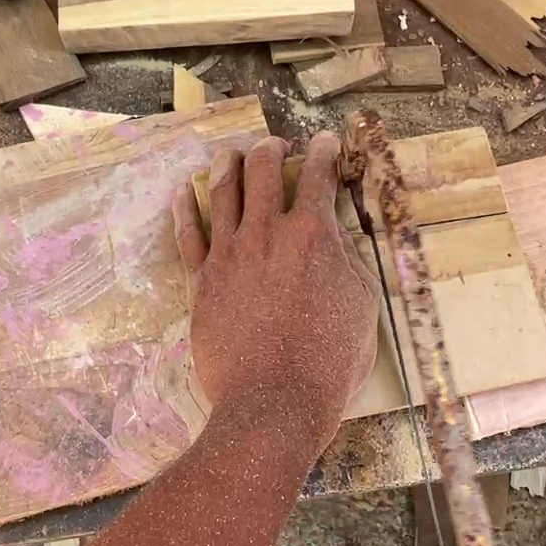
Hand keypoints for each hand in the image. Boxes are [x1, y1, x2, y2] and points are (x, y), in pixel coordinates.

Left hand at [172, 133, 379, 438]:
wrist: (273, 403)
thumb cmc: (328, 362)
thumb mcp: (362, 307)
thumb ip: (348, 263)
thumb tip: (337, 239)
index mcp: (313, 234)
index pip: (319, 176)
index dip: (324, 153)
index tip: (325, 143)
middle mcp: (267, 232)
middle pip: (263, 170)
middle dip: (270, 149)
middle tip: (273, 146)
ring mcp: (229, 254)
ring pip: (222, 192)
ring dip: (227, 165)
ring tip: (230, 153)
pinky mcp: (201, 281)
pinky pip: (188, 235)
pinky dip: (185, 208)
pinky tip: (183, 192)